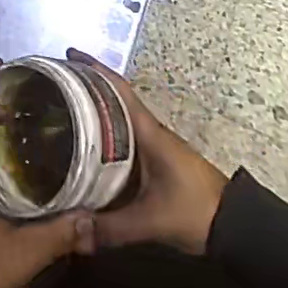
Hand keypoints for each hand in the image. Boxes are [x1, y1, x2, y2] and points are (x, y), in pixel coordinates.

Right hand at [67, 48, 228, 254]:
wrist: (232, 224)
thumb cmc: (194, 211)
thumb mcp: (150, 221)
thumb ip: (111, 228)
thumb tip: (71, 232)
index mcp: (149, 132)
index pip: (119, 90)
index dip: (95, 70)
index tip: (70, 55)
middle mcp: (149, 132)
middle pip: (114, 99)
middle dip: (87, 86)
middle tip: (55, 82)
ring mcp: (153, 145)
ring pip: (118, 118)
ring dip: (95, 108)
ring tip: (62, 107)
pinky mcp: (155, 161)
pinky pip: (123, 137)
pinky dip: (103, 132)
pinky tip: (86, 145)